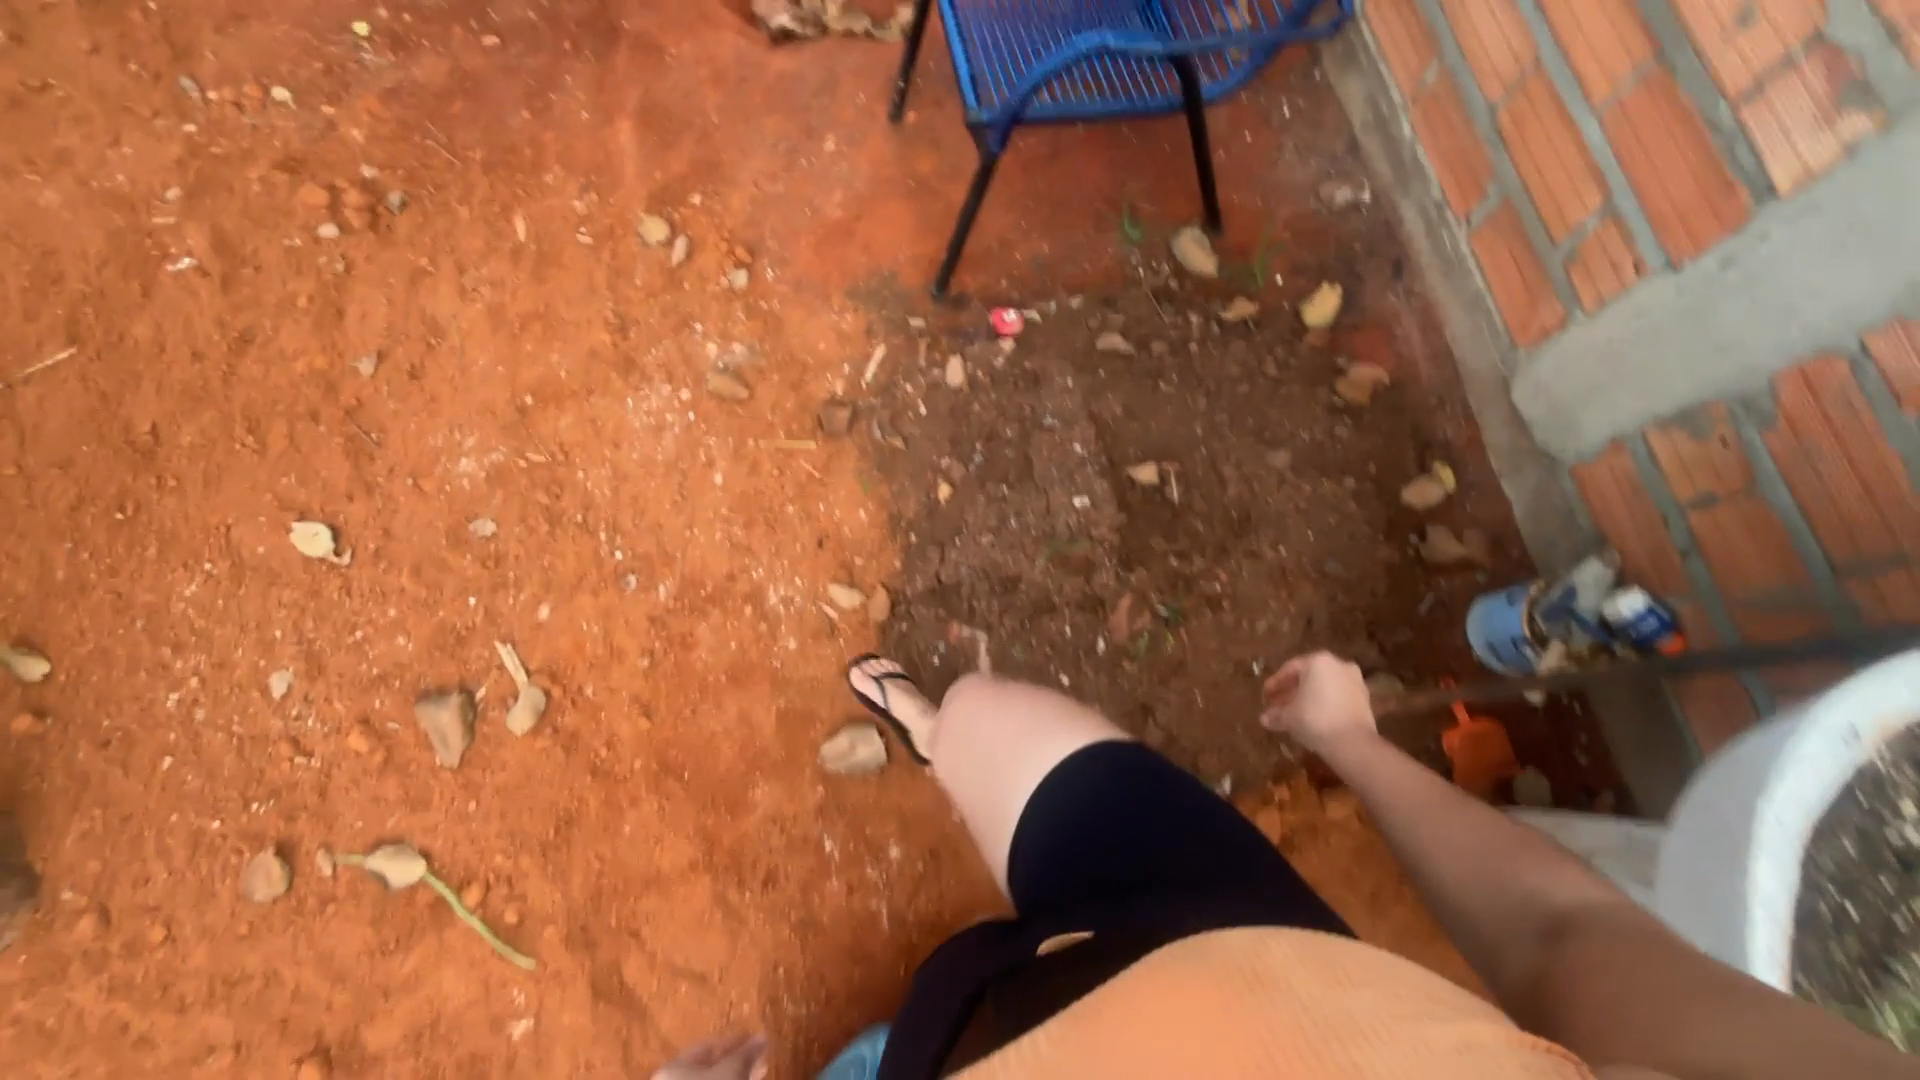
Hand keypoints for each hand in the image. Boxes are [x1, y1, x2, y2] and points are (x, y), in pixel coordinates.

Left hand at [650, 1033, 769, 1079]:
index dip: (734, 1041)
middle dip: (737, 1062)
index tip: (756, 1040)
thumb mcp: (733, 1071)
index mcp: (672, 1069)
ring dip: (735, 1078)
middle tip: (760, 1059)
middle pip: (708, 1068)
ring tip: (758, 1074)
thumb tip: (761, 1038)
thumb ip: (747, 1052)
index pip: (707, 1046)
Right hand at [1261, 652, 1376, 751]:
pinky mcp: (1365, 699)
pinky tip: (1314, 719)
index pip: (1290, 669)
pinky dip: (1325, 705)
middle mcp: (1338, 665)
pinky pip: (1338, 697)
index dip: (1275, 683)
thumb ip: (1276, 714)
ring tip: (1295, 714)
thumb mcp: (1288, 717)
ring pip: (1324, 687)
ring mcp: (1355, 682)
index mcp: (1318, 662)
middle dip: (1292, 691)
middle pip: (1309, 677)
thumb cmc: (1314, 719)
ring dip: (1309, 699)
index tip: (1266, 695)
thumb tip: (1265, 719)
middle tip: (1278, 705)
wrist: (1352, 742)